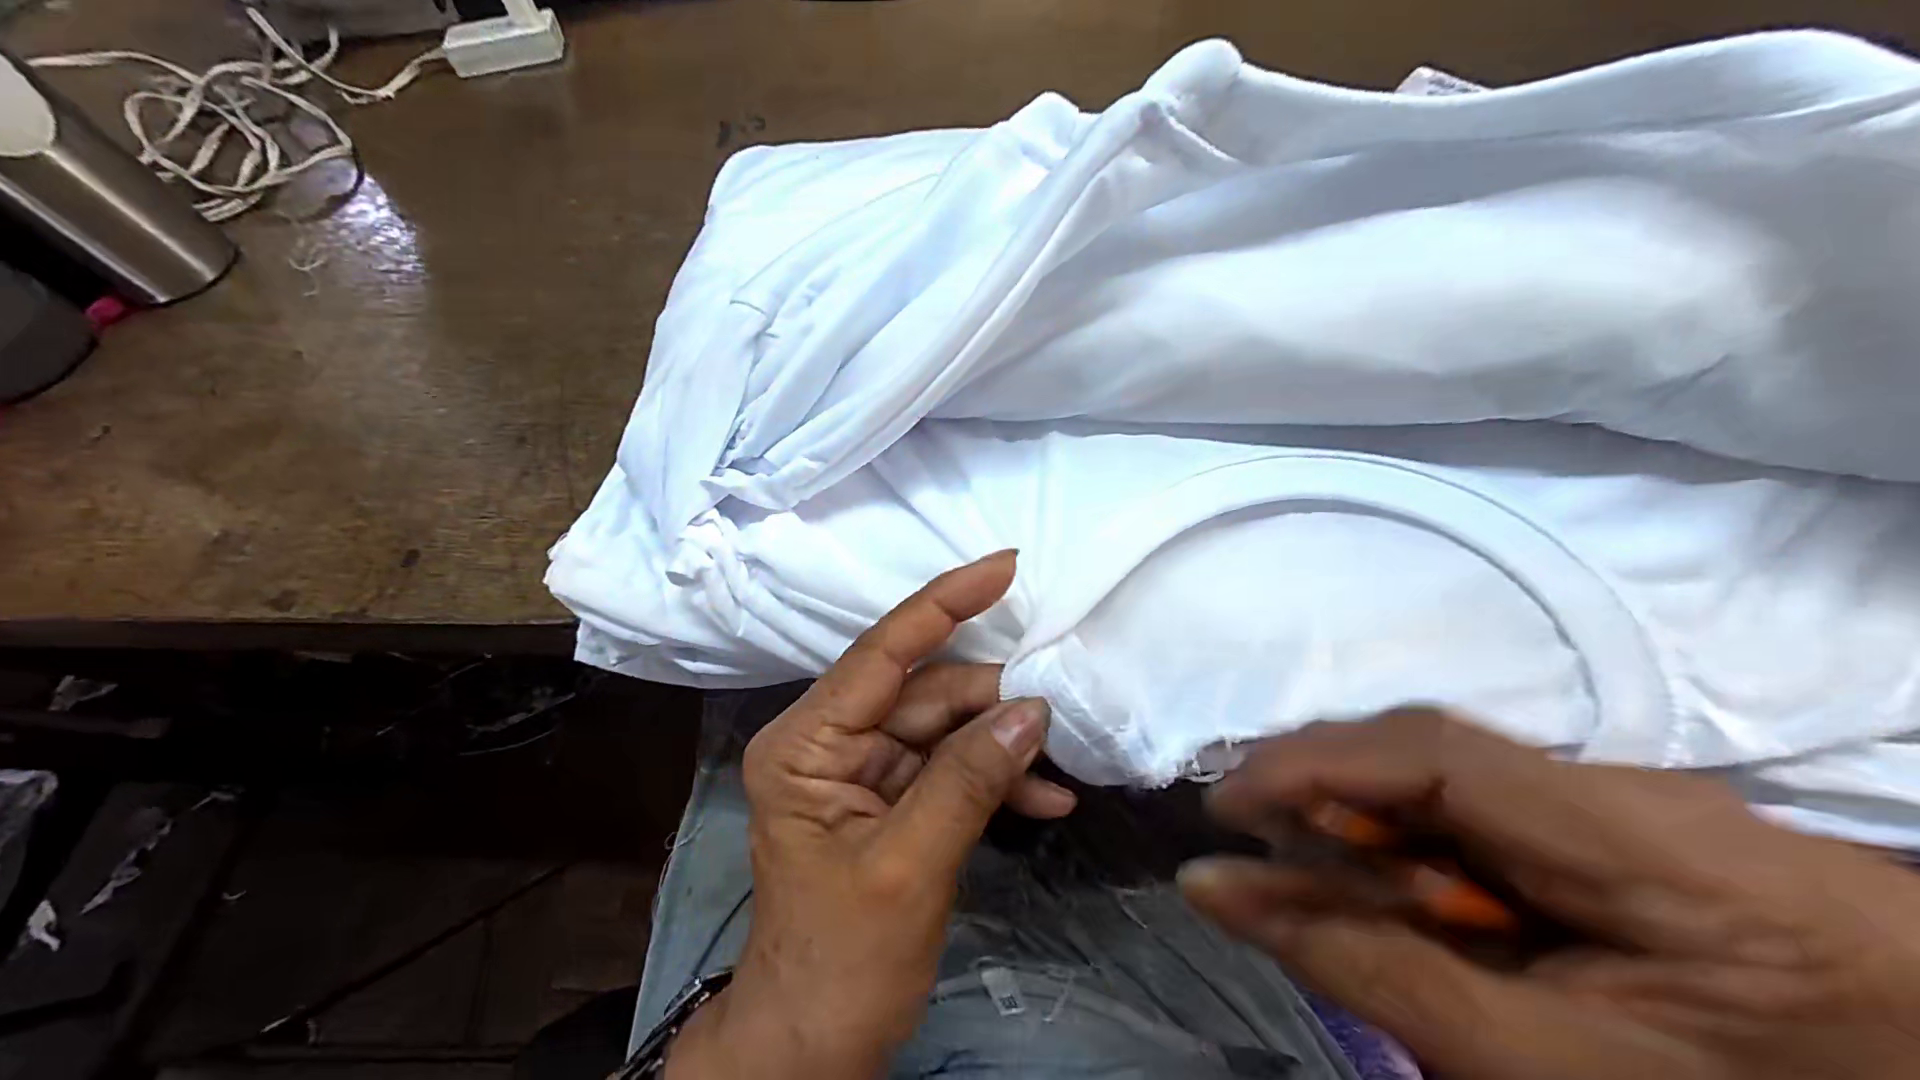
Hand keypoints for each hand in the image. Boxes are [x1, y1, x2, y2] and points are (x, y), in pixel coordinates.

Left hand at [666, 551, 1074, 1079]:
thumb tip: (1031, 711)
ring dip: (1003, 742)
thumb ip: (969, 780)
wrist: (814, 1044)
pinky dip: (994, 778)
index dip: (945, 603)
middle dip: (993, 697)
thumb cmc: (842, 961)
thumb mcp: (910, 867)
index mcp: (806, 742)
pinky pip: (949, 766)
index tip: (1004, 565)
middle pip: (925, 691)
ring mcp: (862, 766)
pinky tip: (1046, 797)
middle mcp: (829, 739)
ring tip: (1062, 759)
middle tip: (1061, 701)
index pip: (882, 652)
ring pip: (945, 727)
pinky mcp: (890, 795)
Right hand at [1179, 709, 1919, 1079]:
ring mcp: (1612, 798)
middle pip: (1420, 752)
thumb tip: (1209, 884)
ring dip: (1371, 835)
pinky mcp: (1605, 824)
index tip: (1222, 810)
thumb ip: (1373, 970)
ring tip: (1356, 904)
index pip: (1431, 751)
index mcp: (1635, 834)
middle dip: (1330, 805)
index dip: (1308, 764)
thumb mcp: (1543, 1066)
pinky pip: (1472, 809)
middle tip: (1276, 874)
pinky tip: (1421, 905)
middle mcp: (1613, 783)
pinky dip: (1416, 854)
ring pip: (1435, 777)